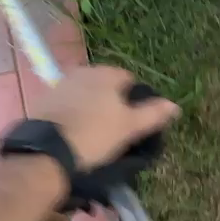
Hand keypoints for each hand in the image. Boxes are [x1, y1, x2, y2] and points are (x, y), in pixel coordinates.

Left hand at [26, 65, 178, 168]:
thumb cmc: (95, 135)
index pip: (128, 79)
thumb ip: (153, 113)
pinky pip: (68, 103)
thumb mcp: (129, 127)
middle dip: (112, 101)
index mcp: (105, 73)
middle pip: (106, 84)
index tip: (133, 121)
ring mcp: (61, 83)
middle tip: (116, 128)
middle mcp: (82, 71)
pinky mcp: (45, 99)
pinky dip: (74, 113)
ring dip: (92, 107)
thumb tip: (174, 105)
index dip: (134, 99)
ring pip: (86, 93)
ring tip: (95, 133)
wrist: (48, 149)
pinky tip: (75, 132)